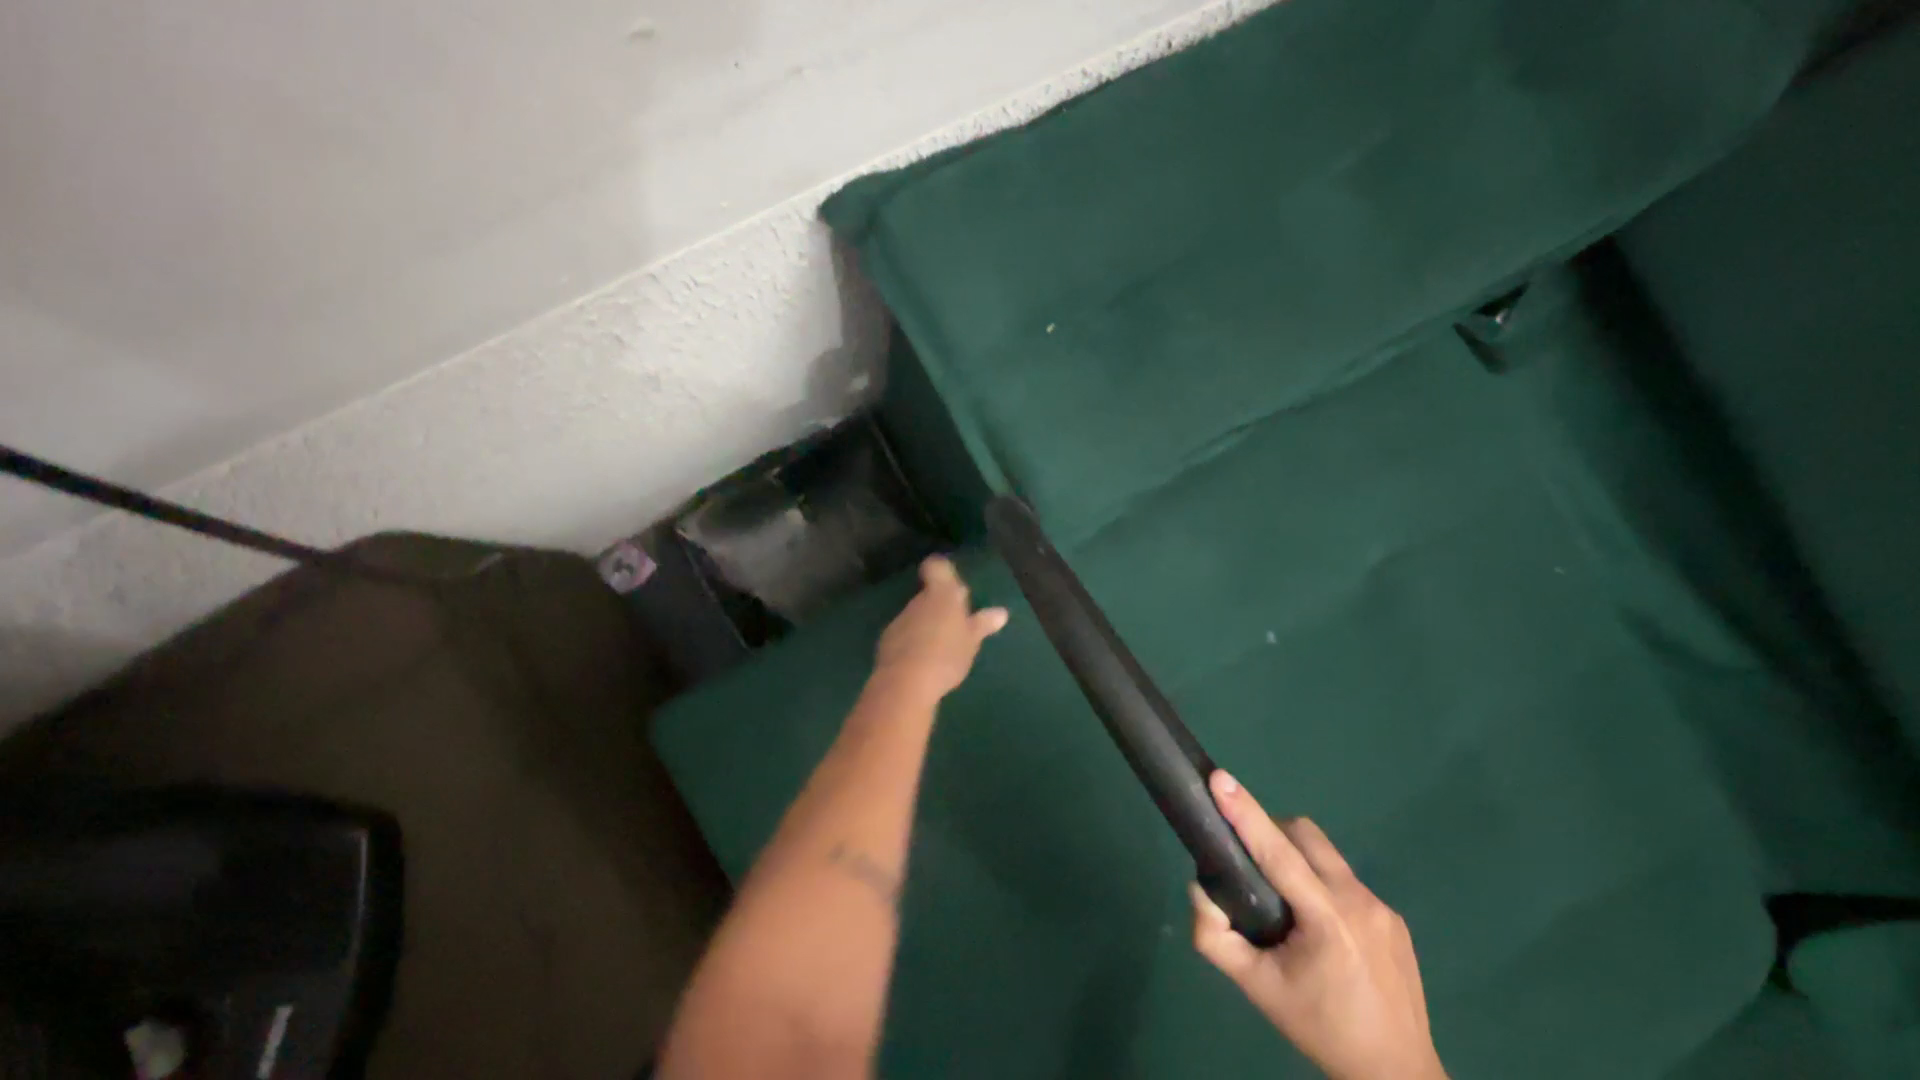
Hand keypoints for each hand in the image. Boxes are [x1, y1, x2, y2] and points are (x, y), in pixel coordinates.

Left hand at [872, 556, 1008, 699]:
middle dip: (940, 606)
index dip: (942, 571)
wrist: (905, 682)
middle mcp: (919, 601)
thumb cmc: (946, 656)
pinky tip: (924, 662)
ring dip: (927, 626)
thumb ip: (983, 624)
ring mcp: (900, 620)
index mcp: (942, 595)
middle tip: (957, 625)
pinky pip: (905, 635)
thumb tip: (1002, 613)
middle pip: (928, 594)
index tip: (952, 584)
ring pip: (917, 615)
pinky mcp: (887, 641)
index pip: (937, 567)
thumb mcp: (971, 642)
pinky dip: (913, 643)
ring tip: (942, 648)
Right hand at [1189, 771, 1445, 1079]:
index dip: (1246, 812)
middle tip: (1247, 863)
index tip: (1220, 778)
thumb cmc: (1318, 1026)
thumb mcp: (1255, 988)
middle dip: (1270, 831)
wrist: (1394, 1071)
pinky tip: (1317, 930)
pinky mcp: (1395, 919)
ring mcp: (1383, 907)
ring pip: (1328, 857)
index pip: (1277, 852)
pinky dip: (1321, 887)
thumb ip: (1215, 938)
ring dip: (1297, 860)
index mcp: (1326, 919)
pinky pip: (1347, 882)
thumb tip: (1200, 889)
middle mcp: (1359, 901)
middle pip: (1305, 836)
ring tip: (1282, 903)